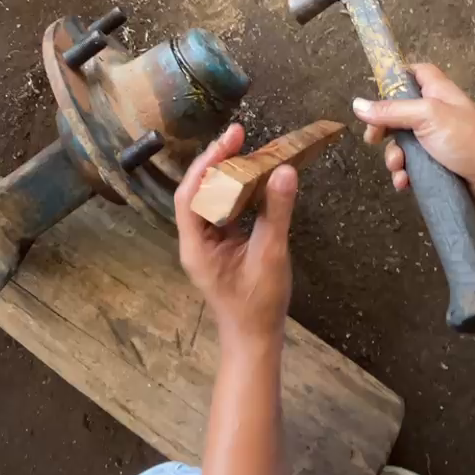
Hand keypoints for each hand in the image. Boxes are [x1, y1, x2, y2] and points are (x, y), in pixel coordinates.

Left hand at [173, 124, 296, 348]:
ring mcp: (207, 242)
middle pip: (197, 191)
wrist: (256, 340)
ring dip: (225, 172)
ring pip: (209, 198)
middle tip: (239, 134)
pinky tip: (252, 176)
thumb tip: (285, 171)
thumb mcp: (271, 256)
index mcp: (196, 245)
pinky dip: (235, 189)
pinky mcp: (220, 244)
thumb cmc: (259, 305)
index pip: (190, 195)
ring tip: (244, 146)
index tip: (229, 141)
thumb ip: (276, 212)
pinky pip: (222, 208)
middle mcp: (195, 240)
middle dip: (215, 161)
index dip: (206, 165)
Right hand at [351, 64, 474, 209]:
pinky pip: (413, 165)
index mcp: (439, 92)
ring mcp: (439, 140)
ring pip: (404, 143)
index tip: (377, 93)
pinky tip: (404, 183)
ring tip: (398, 169)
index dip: (397, 78)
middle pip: (401, 111)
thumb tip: (357, 104)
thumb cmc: (466, 141)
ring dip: (395, 156)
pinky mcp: (439, 165)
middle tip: (373, 140)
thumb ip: (391, 110)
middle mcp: (439, 113)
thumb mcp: (427, 117)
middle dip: (385, 128)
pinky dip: (405, 173)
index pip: (416, 73)